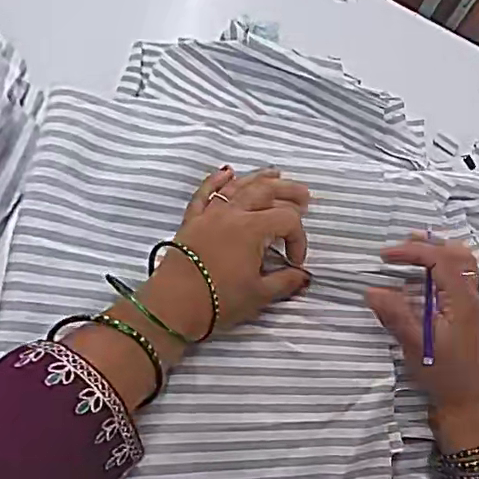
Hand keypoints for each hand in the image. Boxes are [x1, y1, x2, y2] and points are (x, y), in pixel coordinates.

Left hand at [142, 166, 312, 340]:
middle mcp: (232, 214)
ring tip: (276, 174)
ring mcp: (210, 214)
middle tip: (305, 197)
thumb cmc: (219, 301)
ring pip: (238, 186)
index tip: (296, 262)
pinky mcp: (192, 220)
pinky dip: (217, 180)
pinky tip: (227, 172)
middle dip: (289, 193)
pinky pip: (205, 193)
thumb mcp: (260, 294)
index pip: (287, 220)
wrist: (173, 306)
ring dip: (260, 178)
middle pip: (266, 192)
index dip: (299, 239)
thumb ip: (285, 281)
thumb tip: (303, 276)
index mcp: (252, 229)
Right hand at [365, 235, 478, 449]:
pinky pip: (457, 277)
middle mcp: (470, 296)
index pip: (439, 259)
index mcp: (461, 299)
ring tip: (413, 251)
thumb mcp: (416, 344)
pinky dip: (441, 267)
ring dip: (436, 252)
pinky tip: (423, 276)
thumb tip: (374, 291)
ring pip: (460, 263)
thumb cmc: (445, 374)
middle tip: (402, 243)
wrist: (464, 396)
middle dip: (426, 244)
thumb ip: (396, 315)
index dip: (411, 252)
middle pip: (455, 254)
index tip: (386, 256)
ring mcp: (470, 303)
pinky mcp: (464, 312)